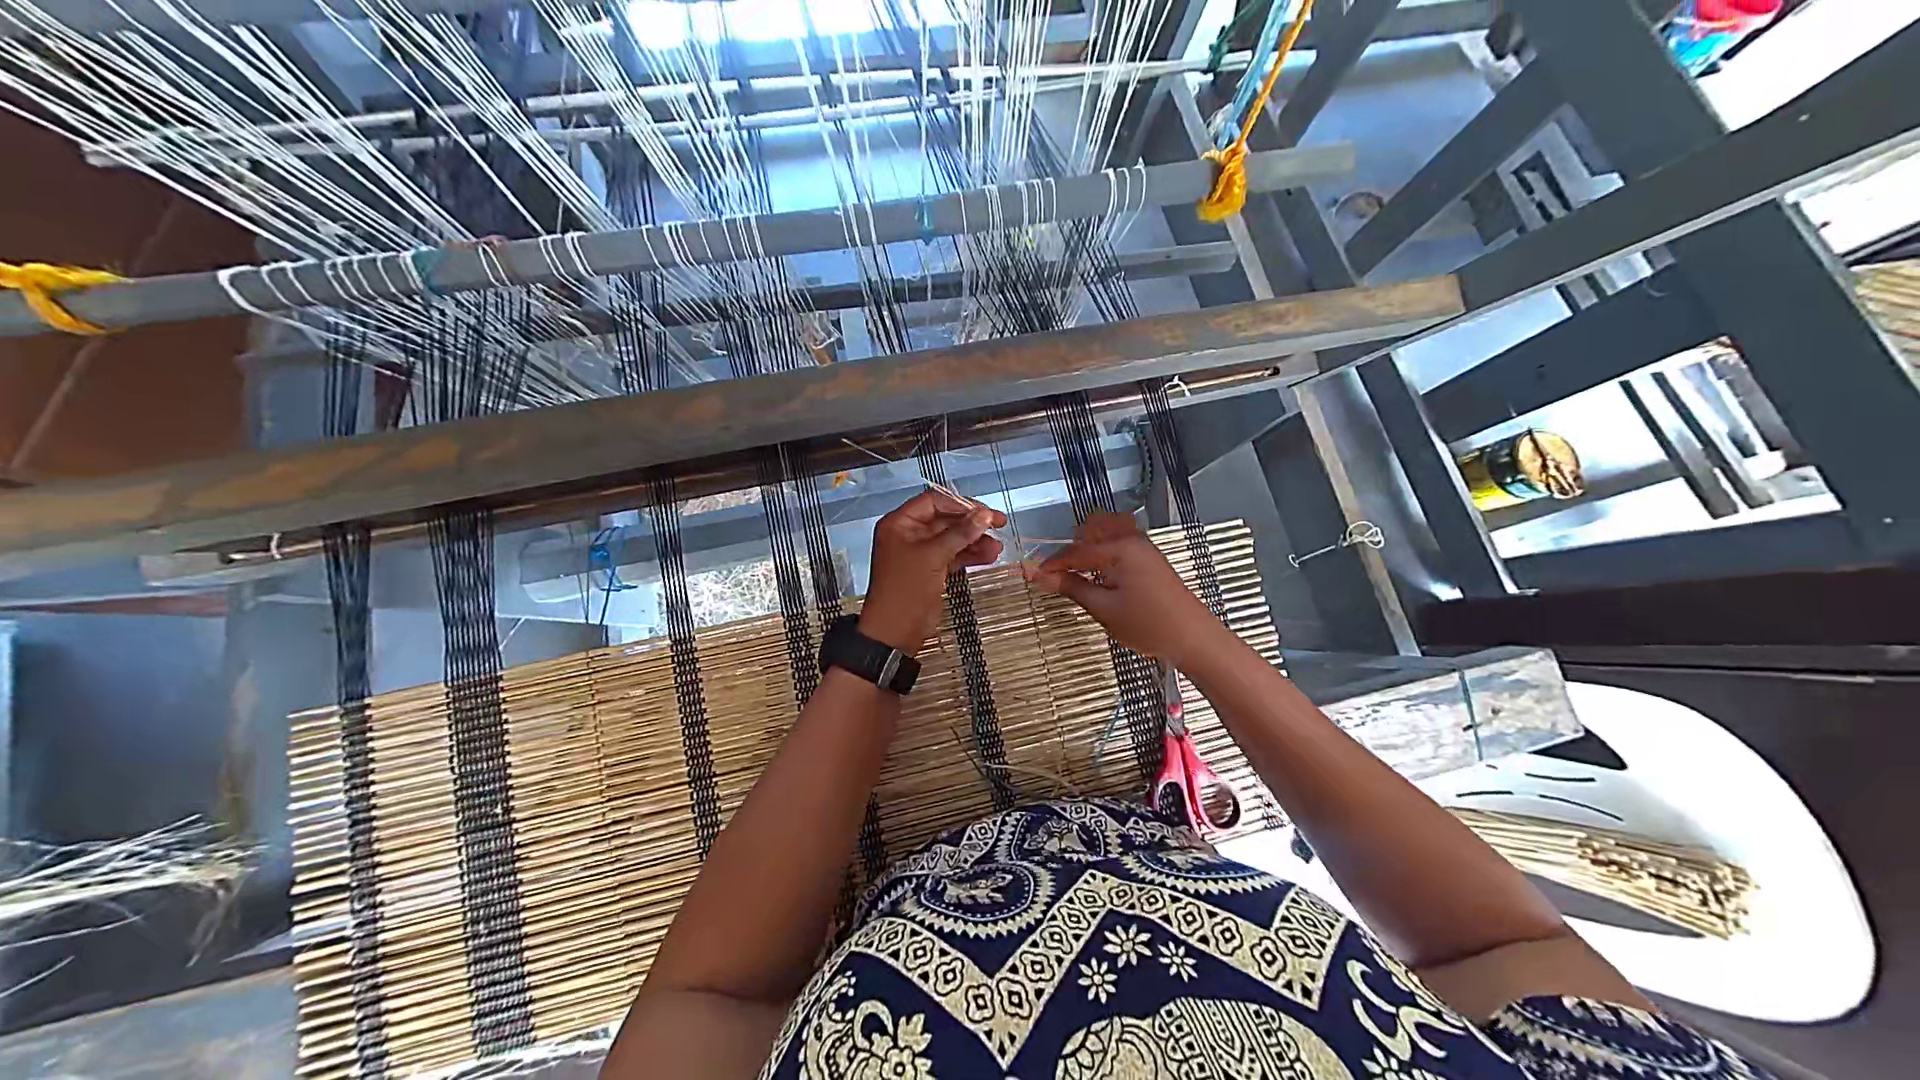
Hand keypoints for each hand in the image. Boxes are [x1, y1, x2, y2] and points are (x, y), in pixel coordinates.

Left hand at [859, 490, 1005, 655]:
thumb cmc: (904, 590)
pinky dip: (970, 555)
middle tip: (997, 524)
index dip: (960, 504)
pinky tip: (989, 556)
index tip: (984, 511)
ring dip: (975, 540)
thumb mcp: (933, 556)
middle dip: (971, 524)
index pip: (933, 502)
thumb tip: (983, 516)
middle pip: (945, 519)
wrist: (896, 631)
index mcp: (900, 523)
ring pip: (953, 538)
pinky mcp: (932, 569)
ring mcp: (921, 552)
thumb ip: (960, 533)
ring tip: (996, 547)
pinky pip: (954, 555)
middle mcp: (909, 534)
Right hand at [1024, 511, 1218, 665]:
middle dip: (1070, 551)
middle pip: (1091, 532)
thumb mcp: (1103, 608)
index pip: (1075, 551)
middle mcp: (1133, 541)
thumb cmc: (1151, 625)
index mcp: (1120, 548)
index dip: (1051, 565)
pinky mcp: (1150, 561)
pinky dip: (1103, 557)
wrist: (1194, 638)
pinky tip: (1099, 580)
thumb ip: (1071, 588)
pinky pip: (1118, 548)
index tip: (1034, 576)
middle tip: (1055, 575)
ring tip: (1075, 579)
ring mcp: (1144, 550)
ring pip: (1105, 538)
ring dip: (1087, 552)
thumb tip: (1043, 577)